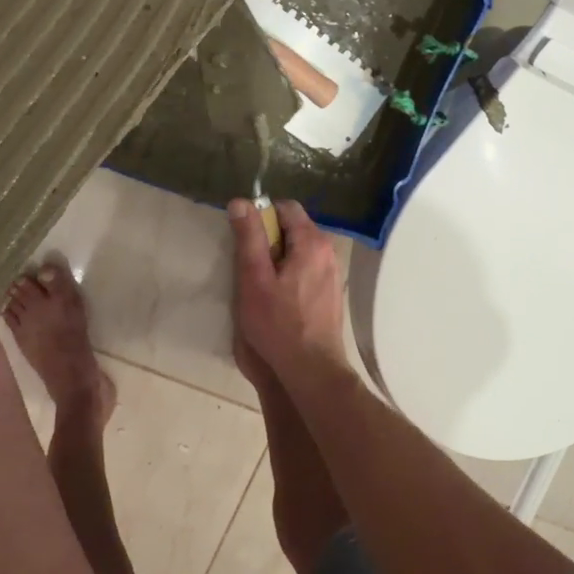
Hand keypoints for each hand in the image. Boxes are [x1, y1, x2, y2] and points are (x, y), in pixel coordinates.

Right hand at [228, 198, 347, 383]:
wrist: (312, 371)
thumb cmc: (278, 324)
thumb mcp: (254, 278)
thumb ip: (249, 237)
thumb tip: (241, 201)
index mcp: (312, 242)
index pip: (285, 207)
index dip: (262, 217)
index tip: (246, 241)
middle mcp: (328, 251)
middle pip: (293, 228)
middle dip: (269, 240)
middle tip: (250, 268)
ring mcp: (333, 274)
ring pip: (299, 251)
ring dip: (278, 260)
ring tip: (262, 287)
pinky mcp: (331, 294)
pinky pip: (307, 270)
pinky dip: (290, 275)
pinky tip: (279, 302)